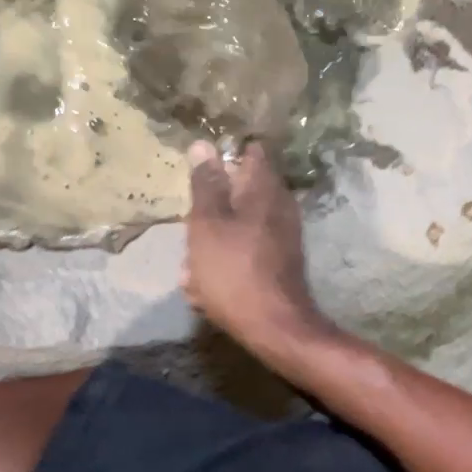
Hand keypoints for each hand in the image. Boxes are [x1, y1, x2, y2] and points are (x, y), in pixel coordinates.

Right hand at [181, 141, 320, 344]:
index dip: (223, 157)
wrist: (274, 327)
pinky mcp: (278, 262)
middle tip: (189, 233)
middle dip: (209, 210)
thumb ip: (205, 184)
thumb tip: (204, 144)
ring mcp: (282, 235)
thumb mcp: (207, 223)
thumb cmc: (233, 269)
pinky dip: (223, 265)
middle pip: (238, 192)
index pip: (250, 153)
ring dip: (210, 244)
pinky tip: (205, 290)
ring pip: (236, 227)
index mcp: (264, 188)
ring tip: (190, 272)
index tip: (200, 171)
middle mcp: (279, 205)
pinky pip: (243, 253)